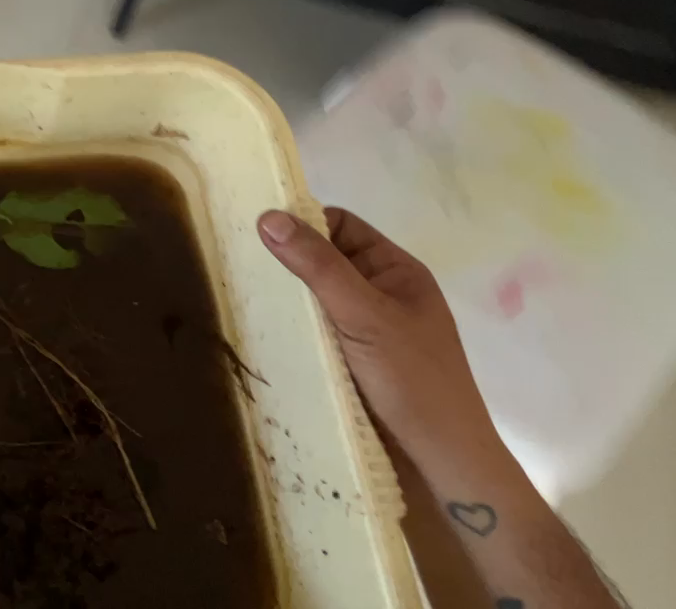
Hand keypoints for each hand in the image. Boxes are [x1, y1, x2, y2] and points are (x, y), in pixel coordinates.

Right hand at [257, 208, 503, 472]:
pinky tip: (260, 323)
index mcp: (395, 270)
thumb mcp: (363, 314)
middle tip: (235, 255)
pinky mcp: (347, 354)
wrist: (440, 460)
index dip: (301, 220)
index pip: (339, 225)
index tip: (254, 226)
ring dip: (283, 291)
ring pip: (312, 292)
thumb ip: (317, 265)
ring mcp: (363, 324)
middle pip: (322, 256)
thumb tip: (268, 216)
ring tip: (239, 287)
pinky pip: (310, 323)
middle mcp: (379, 290)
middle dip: (284, 256)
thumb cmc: (412, 378)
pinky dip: (287, 320)